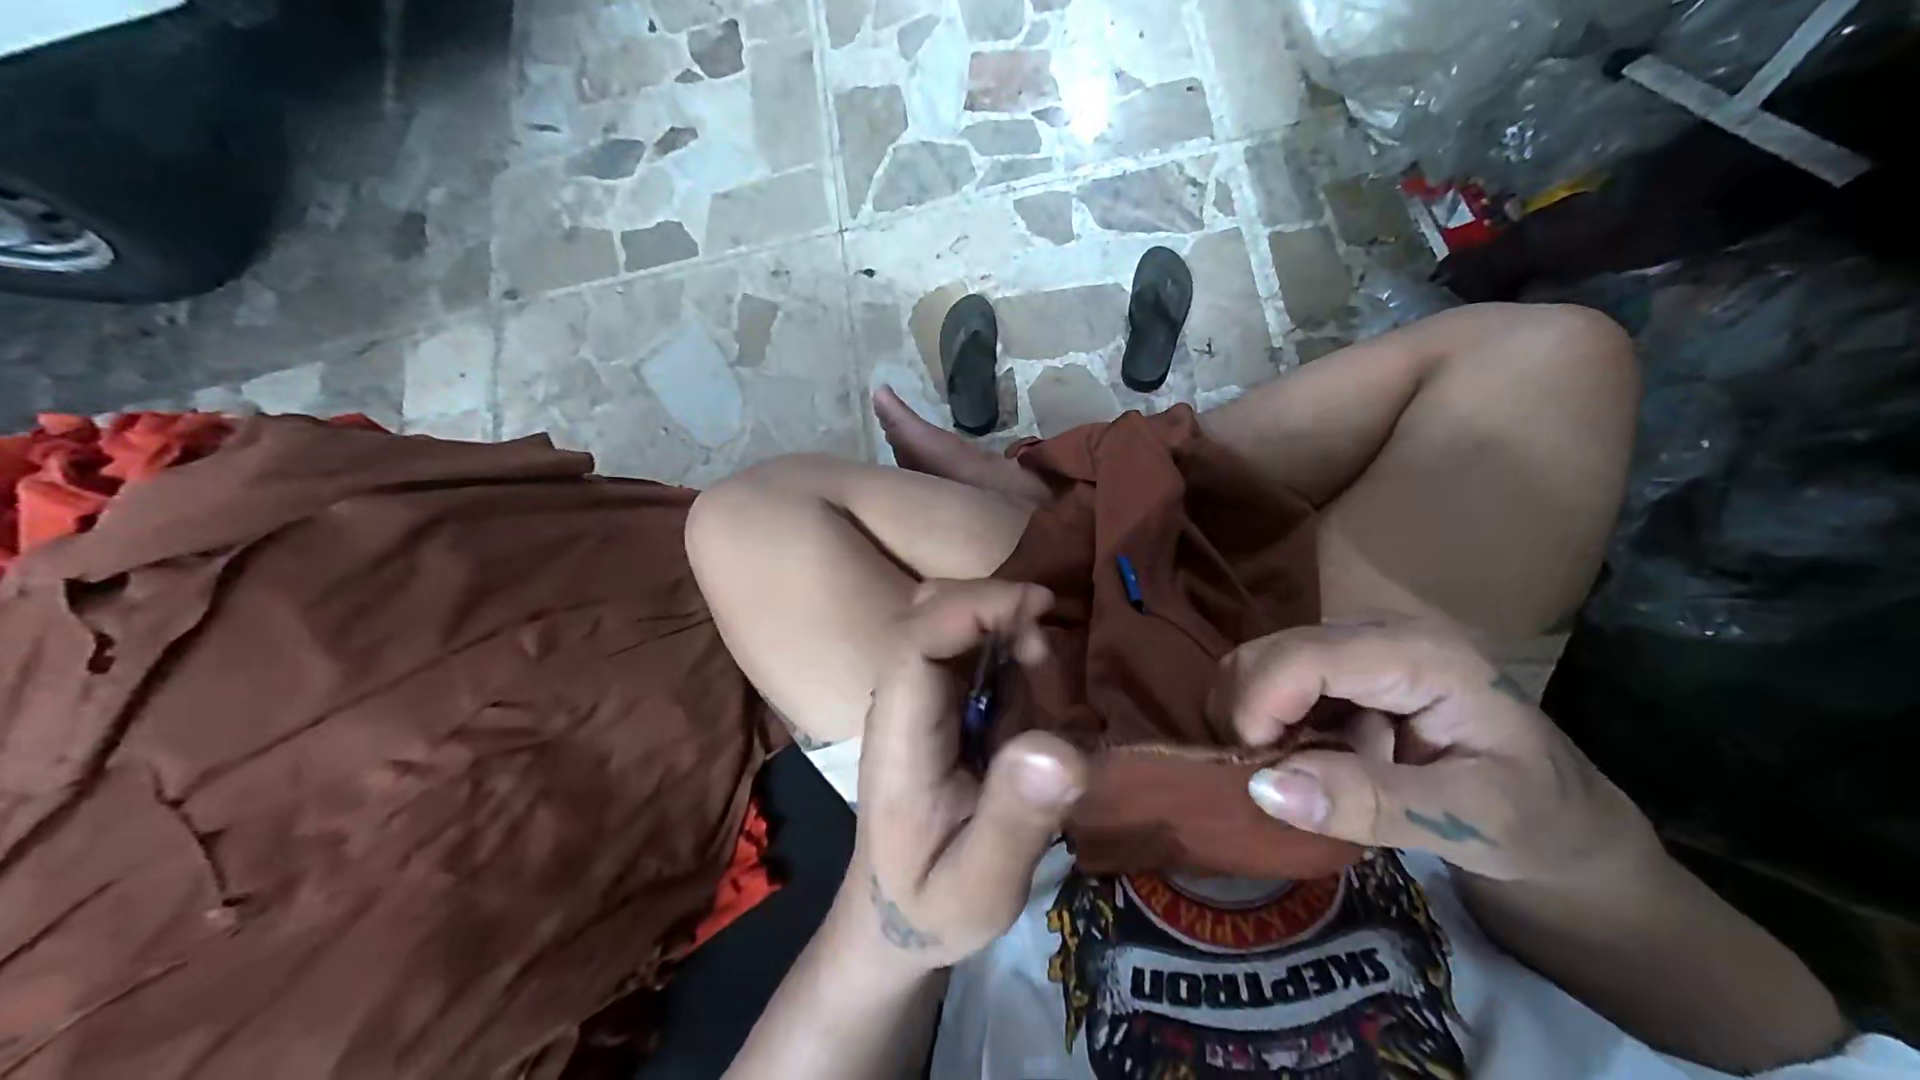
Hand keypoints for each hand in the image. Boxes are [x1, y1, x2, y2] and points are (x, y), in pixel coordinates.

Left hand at [840, 580, 1087, 971]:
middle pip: (930, 613)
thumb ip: (1016, 821)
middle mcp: (903, 704)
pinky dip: (1008, 656)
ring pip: (952, 624)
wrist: (897, 915)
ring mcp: (921, 702)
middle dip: (992, 609)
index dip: (972, 608)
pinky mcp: (941, 707)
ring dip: (1003, 631)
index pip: (916, 641)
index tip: (1037, 608)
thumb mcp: (981, 886)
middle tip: (1043, 651)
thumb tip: (1065, 749)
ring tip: (1040, 683)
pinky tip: (1029, 699)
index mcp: (900, 738)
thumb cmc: (931, 905)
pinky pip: (972, 655)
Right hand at [1221, 617, 1656, 884]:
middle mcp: (1378, 633)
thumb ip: (1372, 804)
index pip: (1302, 658)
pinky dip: (1263, 723)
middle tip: (1266, 780)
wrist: (1561, 815)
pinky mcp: (1340, 668)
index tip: (1254, 775)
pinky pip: (1271, 682)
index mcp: (1421, 655)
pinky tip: (1300, 758)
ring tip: (1290, 772)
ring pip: (1258, 665)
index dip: (1257, 709)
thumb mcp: (1470, 823)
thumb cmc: (1535, 818)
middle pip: (1267, 653)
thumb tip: (1263, 788)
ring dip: (1253, 722)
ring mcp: (1355, 647)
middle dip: (1245, 717)